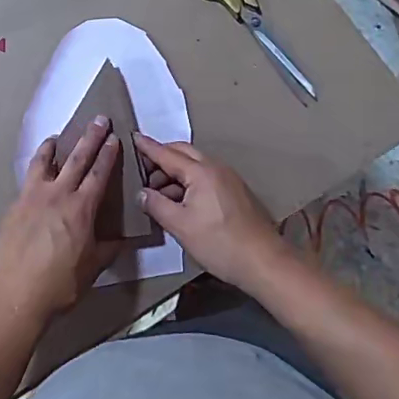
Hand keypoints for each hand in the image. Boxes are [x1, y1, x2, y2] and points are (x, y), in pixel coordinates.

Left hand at [0, 118, 122, 319]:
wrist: (17, 291)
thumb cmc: (60, 283)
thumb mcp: (92, 266)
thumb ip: (106, 248)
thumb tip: (120, 240)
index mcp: (81, 208)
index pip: (99, 173)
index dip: (108, 155)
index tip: (114, 138)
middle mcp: (57, 195)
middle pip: (76, 158)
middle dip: (89, 137)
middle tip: (98, 120)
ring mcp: (33, 197)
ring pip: (44, 162)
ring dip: (53, 147)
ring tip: (57, 138)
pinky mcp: (15, 206)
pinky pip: (28, 180)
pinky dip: (36, 170)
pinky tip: (37, 174)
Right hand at [134, 135, 290, 292]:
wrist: (264, 261)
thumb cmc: (219, 243)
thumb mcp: (180, 226)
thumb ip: (156, 205)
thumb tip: (141, 193)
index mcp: (200, 172)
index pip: (167, 154)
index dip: (148, 147)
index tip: (133, 137)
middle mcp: (216, 168)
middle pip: (183, 153)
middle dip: (162, 157)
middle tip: (143, 171)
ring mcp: (229, 179)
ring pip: (195, 165)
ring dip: (175, 172)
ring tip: (159, 192)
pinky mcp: (235, 192)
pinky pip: (206, 176)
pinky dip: (189, 181)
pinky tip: (181, 201)